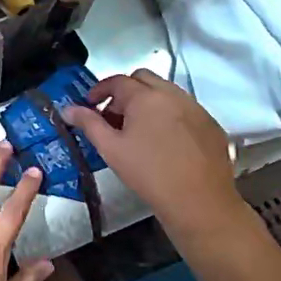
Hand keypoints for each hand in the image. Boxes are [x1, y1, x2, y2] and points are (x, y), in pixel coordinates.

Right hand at [62, 71, 264, 259]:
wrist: (199, 201)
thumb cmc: (148, 173)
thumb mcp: (110, 149)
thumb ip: (88, 123)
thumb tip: (68, 109)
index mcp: (145, 97)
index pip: (117, 81)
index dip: (99, 90)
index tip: (90, 104)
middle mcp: (173, 94)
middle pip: (143, 79)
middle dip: (125, 91)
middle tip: (114, 115)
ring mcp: (196, 108)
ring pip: (166, 92)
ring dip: (148, 101)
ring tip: (138, 129)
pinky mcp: (211, 124)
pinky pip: (185, 109)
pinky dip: (169, 115)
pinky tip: (165, 141)